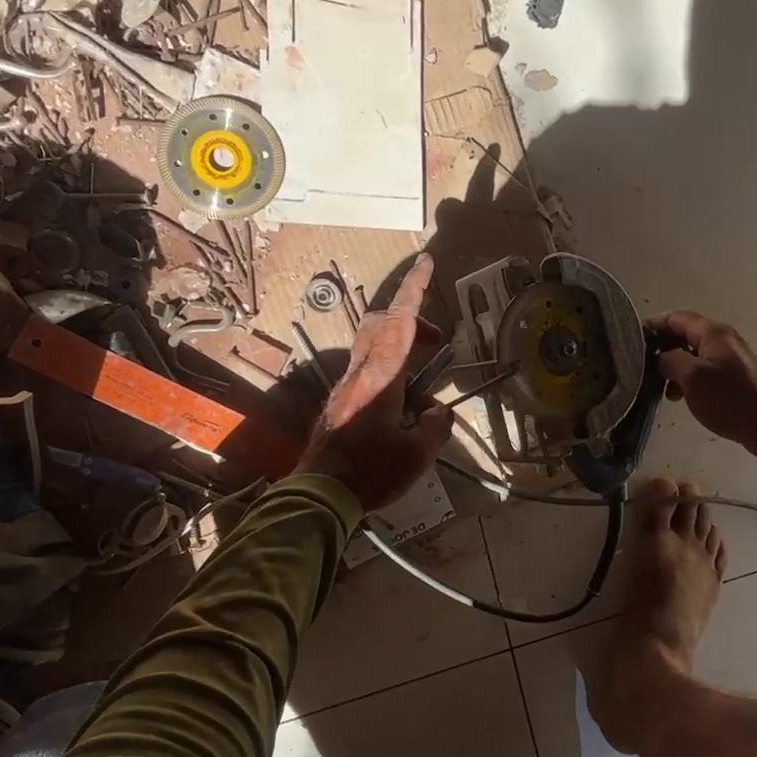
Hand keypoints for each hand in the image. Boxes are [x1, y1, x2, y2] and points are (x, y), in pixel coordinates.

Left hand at [295, 255, 453, 508]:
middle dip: (411, 320)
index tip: (427, 262)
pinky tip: (404, 415)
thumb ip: (435, 425)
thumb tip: (437, 410)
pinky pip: (370, 375)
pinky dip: (392, 379)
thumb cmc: (371, 472)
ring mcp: (345, 386)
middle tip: (436, 339)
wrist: (320, 494)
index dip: (414, 289)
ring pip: (375, 350)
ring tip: (424, 399)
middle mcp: (360, 372)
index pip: (400, 320)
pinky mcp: (340, 403)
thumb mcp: (417, 454)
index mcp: (381, 376)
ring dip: (404, 357)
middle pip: (381, 325)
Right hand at [647, 311, 756, 458]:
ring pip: (694, 354)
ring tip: (659, 386)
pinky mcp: (734, 377)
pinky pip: (704, 370)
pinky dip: (688, 379)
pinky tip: (679, 396)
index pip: (677, 317)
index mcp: (713, 333)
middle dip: (662, 346)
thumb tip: (661, 357)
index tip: (632, 336)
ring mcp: (730, 358)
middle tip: (641, 364)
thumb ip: (671, 361)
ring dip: (674, 366)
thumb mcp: (693, 378)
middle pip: (685, 334)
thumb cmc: (730, 399)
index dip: (654, 324)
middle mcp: (722, 339)